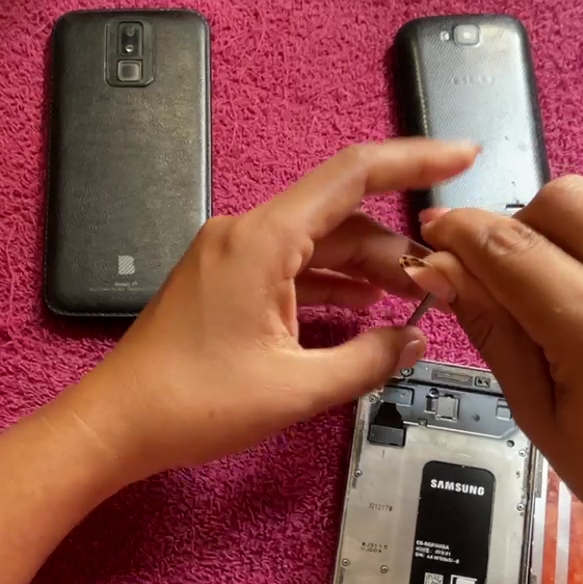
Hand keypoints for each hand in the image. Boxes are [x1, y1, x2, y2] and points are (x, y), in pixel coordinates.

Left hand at [58, 139, 480, 480]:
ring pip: (311, 246)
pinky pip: (283, 271)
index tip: (464, 159)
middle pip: (337, 217)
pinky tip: (353, 310)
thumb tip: (413, 341)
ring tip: (406, 300)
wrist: (118, 424)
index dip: (416, 162)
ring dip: (359, 268)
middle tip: (438, 280)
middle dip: (392, 245)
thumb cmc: (194, 404)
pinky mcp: (218, 285)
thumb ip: (367, 361)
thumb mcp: (295, 389)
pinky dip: (322, 286)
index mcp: (263, 240)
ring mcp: (226, 259)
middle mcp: (243, 234)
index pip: (354, 174)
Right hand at [406, 176, 582, 583]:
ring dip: (572, 231)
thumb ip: (494, 330)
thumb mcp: (540, 415)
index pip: (512, 248)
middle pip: (566, 198)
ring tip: (566, 287)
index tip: (433, 231)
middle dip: (519, 225)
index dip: (462, 232)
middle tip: (505, 274)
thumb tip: (440, 270)